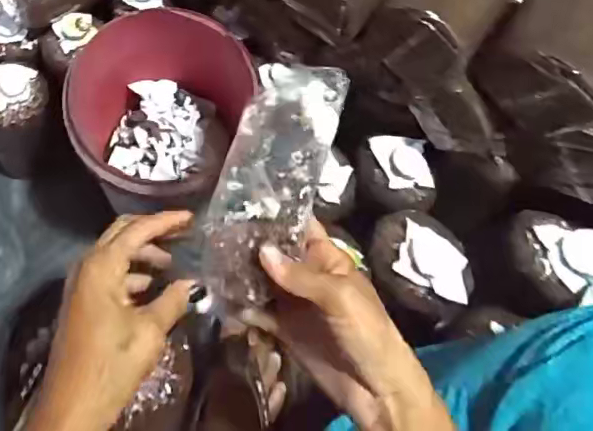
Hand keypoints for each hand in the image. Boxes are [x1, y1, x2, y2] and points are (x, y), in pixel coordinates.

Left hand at [29, 211, 197, 430]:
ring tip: (171, 262)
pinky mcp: (81, 301)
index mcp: (102, 265)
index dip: (166, 221)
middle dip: (152, 229)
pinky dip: (131, 271)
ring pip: (115, 251)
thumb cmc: (110, 367)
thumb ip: (172, 300)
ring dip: (142, 252)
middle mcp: (87, 265)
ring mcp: (81, 283)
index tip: (191, 218)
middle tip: (181, 232)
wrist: (69, 412)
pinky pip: (109, 271)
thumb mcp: (148, 333)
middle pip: (123, 232)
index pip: (138, 229)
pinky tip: (150, 285)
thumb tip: (193, 283)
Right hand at [240, 220, 451, 430]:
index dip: (278, 214)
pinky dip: (244, 307)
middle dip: (252, 244)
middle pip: (276, 252)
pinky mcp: (285, 330)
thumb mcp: (340, 296)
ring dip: (243, 275)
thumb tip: (263, 250)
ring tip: (215, 262)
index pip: (300, 226)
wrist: (377, 390)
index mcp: (326, 257)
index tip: (248, 201)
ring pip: (264, 281)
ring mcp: (294, 302)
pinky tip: (225, 299)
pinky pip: (261, 313)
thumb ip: (301, 275)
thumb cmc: (368, 330)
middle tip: (220, 233)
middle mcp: (307, 274)